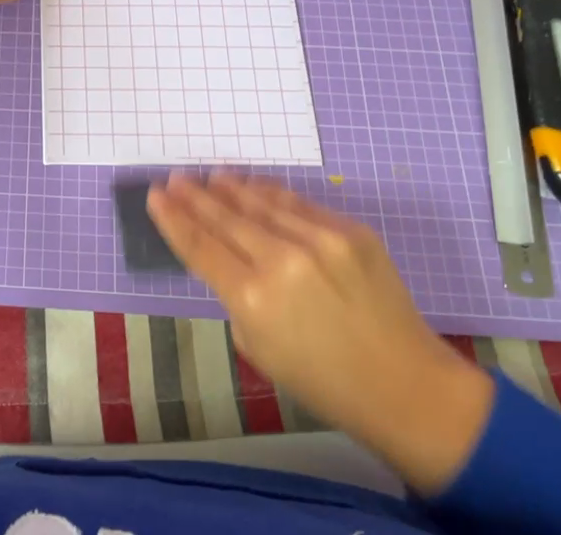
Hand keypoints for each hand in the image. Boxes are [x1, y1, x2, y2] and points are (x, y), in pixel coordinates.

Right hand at [147, 172, 494, 493]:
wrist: (405, 385)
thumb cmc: (323, 382)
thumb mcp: (258, 349)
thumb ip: (236, 300)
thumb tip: (229, 262)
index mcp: (252, 298)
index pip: (199, 246)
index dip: (173, 219)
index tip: (155, 197)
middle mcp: (281, 260)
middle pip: (225, 218)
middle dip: (195, 196)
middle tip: (175, 178)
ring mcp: (320, 240)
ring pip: (261, 203)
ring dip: (231, 188)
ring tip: (209, 176)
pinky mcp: (350, 231)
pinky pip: (299, 204)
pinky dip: (271, 193)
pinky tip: (254, 185)